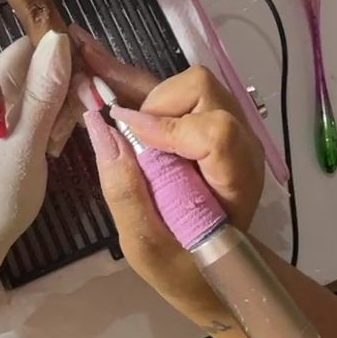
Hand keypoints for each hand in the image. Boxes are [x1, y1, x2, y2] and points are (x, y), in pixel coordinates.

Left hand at [0, 31, 71, 288]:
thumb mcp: (26, 141)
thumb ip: (44, 90)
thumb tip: (61, 35)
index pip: (41, 41)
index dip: (72, 60)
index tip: (90, 93)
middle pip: (50, 62)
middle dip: (71, 87)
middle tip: (71, 127)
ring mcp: (5, 104)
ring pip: (51, 86)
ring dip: (66, 108)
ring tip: (59, 142)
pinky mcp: (13, 124)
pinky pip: (44, 107)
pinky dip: (57, 122)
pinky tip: (55, 147)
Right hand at [75, 29, 264, 323]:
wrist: (215, 271)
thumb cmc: (185, 268)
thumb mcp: (147, 248)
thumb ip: (125, 193)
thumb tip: (100, 130)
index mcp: (235, 179)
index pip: (215, 131)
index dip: (166, 126)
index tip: (125, 134)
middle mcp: (240, 144)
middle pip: (202, 89)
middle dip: (155, 102)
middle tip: (120, 124)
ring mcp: (228, 127)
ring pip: (188, 81)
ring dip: (143, 89)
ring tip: (96, 78)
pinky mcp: (208, 121)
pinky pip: (175, 90)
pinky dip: (137, 83)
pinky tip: (99, 66)